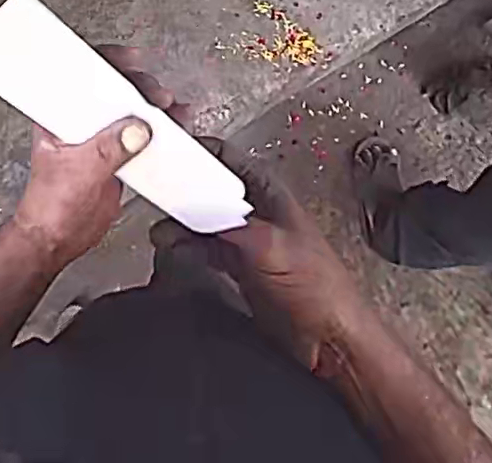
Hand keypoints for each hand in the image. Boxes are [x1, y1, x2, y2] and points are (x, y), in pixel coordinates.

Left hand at [10, 46, 181, 264]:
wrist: (56, 241)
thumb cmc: (49, 205)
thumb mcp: (80, 170)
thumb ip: (110, 149)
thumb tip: (138, 129)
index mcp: (60, 115)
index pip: (83, 75)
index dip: (107, 61)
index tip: (129, 59)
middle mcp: (80, 121)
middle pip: (114, 90)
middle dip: (139, 87)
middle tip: (156, 95)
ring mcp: (99, 137)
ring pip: (130, 111)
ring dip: (152, 108)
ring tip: (172, 108)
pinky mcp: (115, 155)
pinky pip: (140, 136)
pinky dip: (159, 131)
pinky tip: (174, 127)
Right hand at [166, 154, 368, 369]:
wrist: (331, 339)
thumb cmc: (320, 286)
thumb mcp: (270, 244)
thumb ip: (232, 224)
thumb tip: (197, 209)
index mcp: (268, 191)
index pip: (227, 158)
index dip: (199, 152)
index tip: (172, 154)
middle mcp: (254, 209)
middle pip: (210, 189)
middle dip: (184, 191)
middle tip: (160, 194)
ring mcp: (245, 237)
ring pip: (203, 219)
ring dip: (181, 223)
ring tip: (162, 230)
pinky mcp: (238, 264)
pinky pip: (204, 247)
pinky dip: (187, 246)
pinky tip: (174, 249)